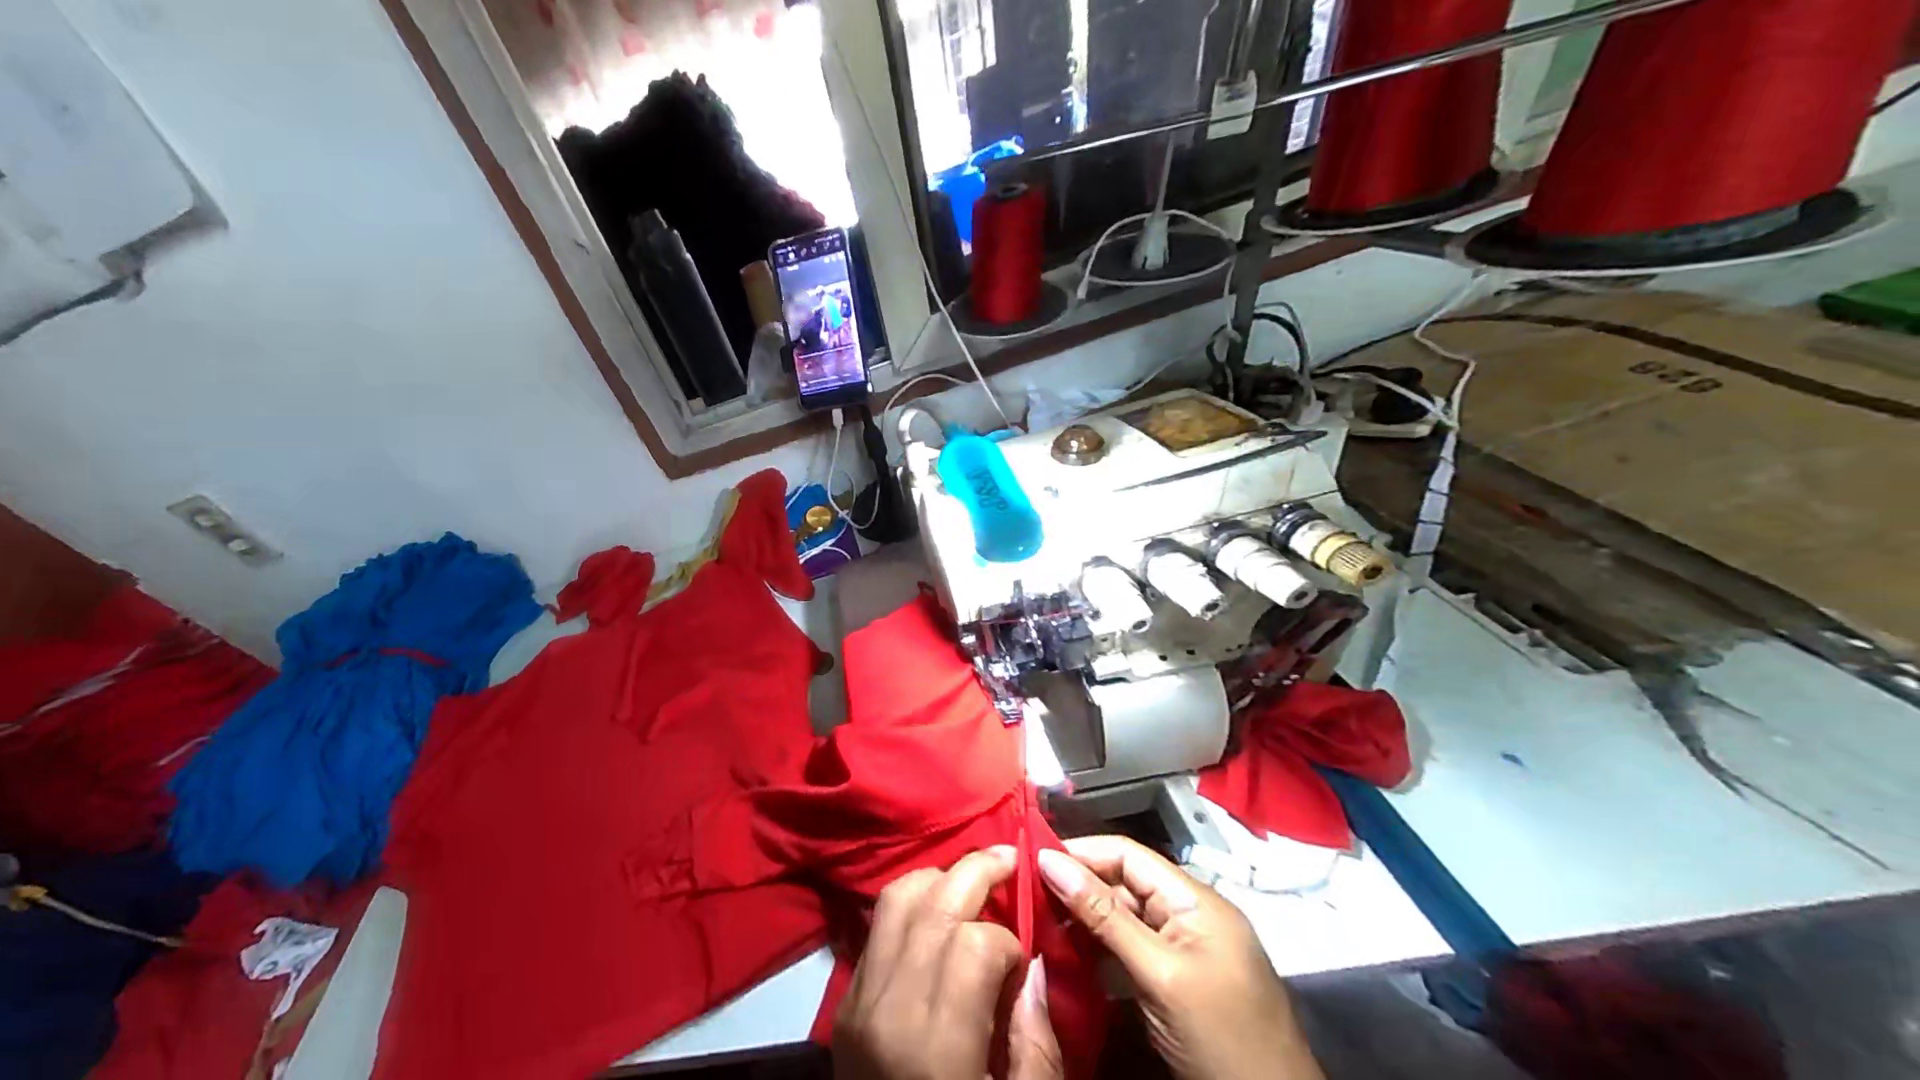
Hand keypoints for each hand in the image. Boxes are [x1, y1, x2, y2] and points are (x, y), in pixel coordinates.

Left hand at [834, 846, 1061, 1079]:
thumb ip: (1035, 1040)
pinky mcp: (844, 1001)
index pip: (970, 942)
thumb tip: (1036, 962)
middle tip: (1011, 861)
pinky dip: (912, 903)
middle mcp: (887, 1008)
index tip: (1021, 962)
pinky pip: (877, 924)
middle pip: (932, 903)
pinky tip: (938, 914)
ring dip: (940, 879)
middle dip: (979, 871)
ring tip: (974, 885)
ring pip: (896, 898)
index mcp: (934, 1046)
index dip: (1007, 939)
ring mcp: (857, 1000)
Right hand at [1037, 836, 1323, 1079]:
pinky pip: (1129, 949)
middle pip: (1122, 884)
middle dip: (1076, 886)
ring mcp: (1182, 948)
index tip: (1032, 860)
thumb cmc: (1221, 1034)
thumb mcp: (1159, 973)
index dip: (1080, 852)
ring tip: (1037, 922)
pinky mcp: (1174, 979)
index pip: (1127, 854)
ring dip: (1082, 919)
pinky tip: (1066, 954)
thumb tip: (1050, 862)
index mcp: (1193, 898)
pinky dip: (1098, 949)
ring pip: (1122, 917)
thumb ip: (1105, 917)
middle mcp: (1186, 913)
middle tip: (1026, 896)